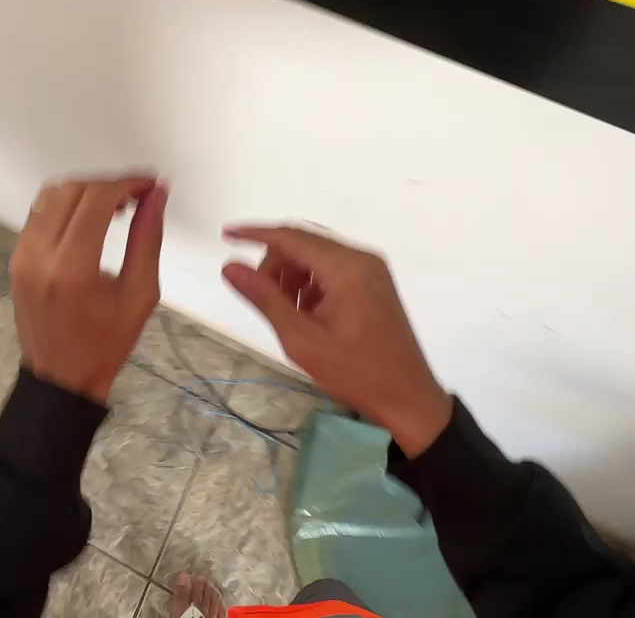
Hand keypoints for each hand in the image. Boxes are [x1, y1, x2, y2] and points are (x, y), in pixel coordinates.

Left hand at [10, 174, 166, 402]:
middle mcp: (39, 254)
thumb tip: (157, 196)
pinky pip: (40, 211)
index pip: (97, 200)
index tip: (151, 185)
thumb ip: (148, 239)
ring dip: (86, 189)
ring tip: (116, 204)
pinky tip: (90, 216)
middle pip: (73, 190)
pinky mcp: (16, 256)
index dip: (127, 183)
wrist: (59, 379)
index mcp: (72, 268)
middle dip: (109, 184)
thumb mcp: (140, 295)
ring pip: (52, 194)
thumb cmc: (105, 345)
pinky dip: (67, 203)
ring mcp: (22, 254)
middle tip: (138, 195)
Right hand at [222, 224, 452, 455]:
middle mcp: (361, 257)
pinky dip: (310, 281)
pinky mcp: (374, 281)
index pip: (290, 236)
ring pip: (316, 254)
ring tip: (284, 310)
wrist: (409, 400)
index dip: (255, 234)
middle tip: (260, 295)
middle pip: (303, 242)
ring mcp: (371, 268)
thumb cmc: (355, 373)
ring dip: (292, 273)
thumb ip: (264, 298)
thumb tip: (230, 266)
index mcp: (346, 267)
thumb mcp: (301, 339)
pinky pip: (332, 267)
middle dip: (274, 263)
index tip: (225, 235)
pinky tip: (305, 311)